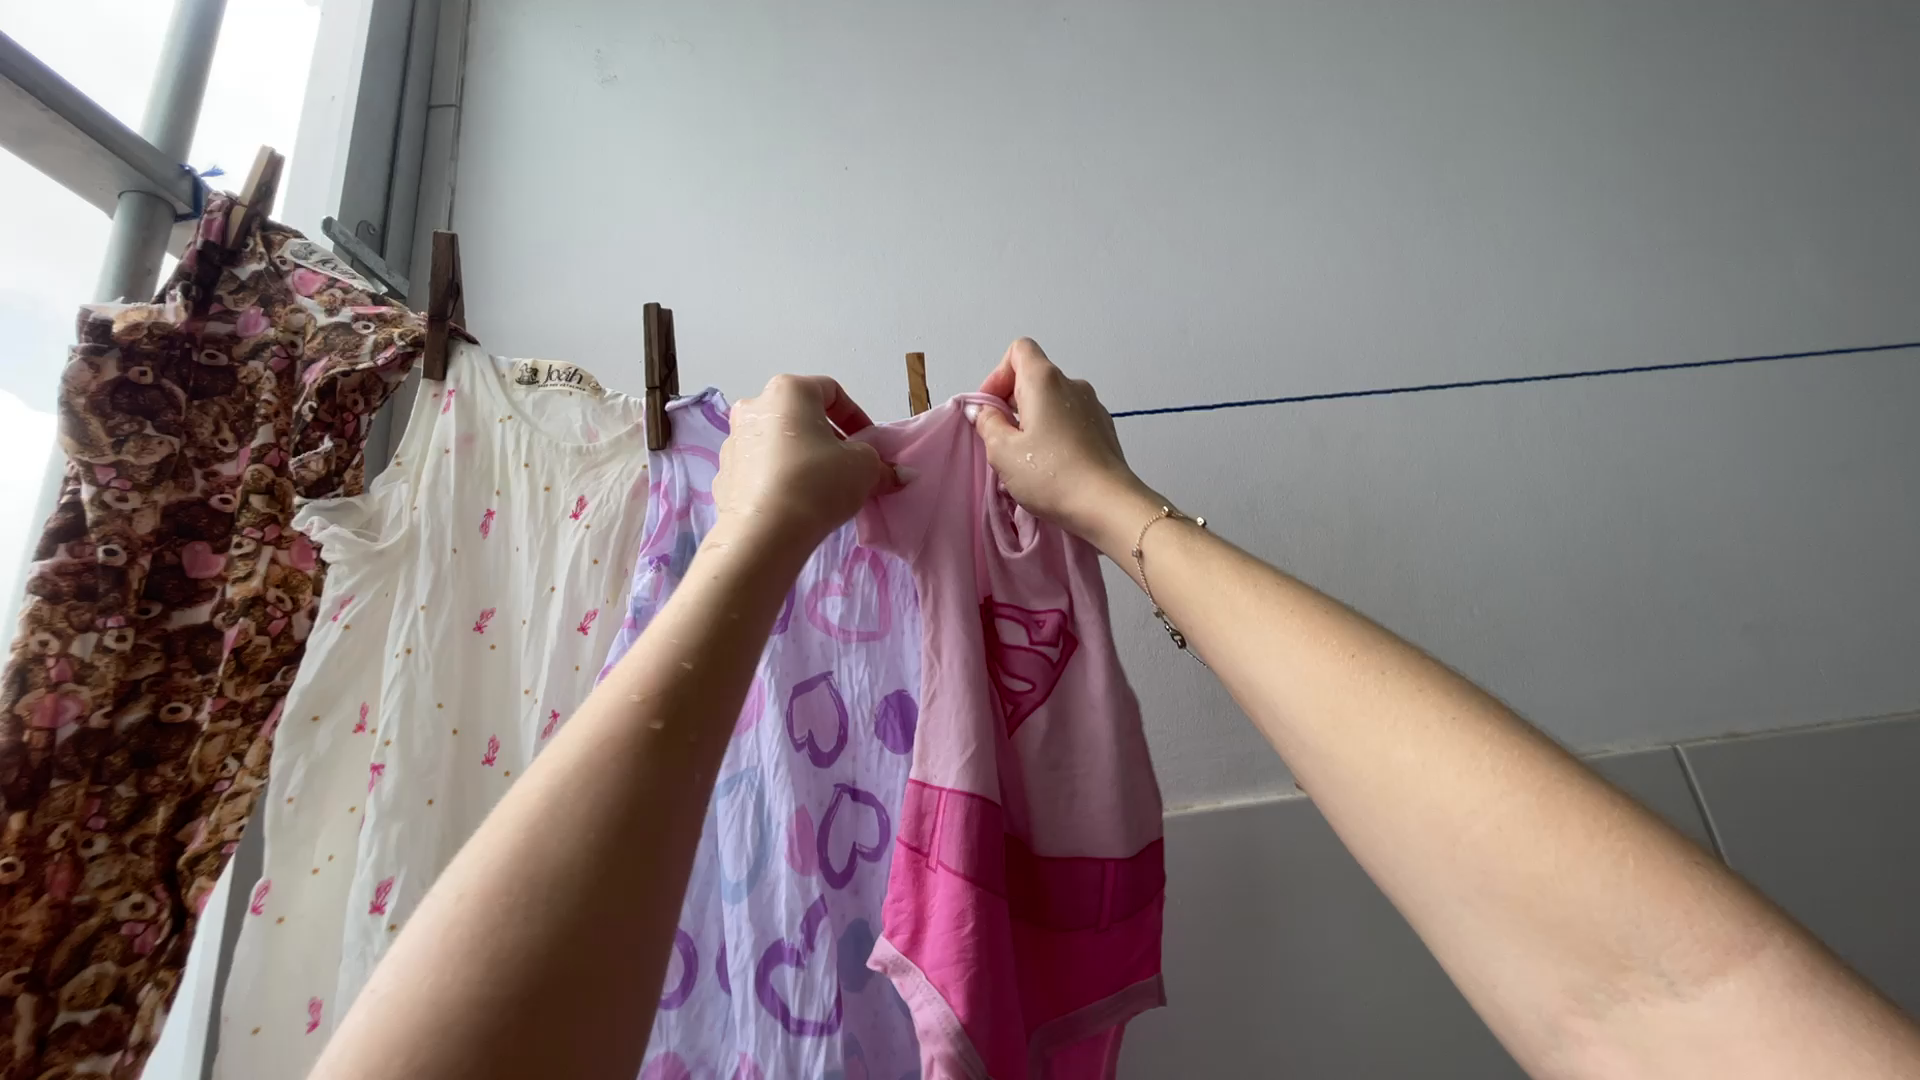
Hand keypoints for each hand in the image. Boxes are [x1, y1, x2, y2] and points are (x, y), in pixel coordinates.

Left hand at [715, 375, 900, 554]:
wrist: (764, 534)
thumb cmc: (818, 483)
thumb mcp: (865, 470)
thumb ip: (882, 465)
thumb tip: (900, 474)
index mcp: (789, 391)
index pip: (831, 392)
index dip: (857, 417)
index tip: (869, 445)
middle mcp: (755, 406)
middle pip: (801, 417)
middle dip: (829, 439)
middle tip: (849, 467)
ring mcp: (733, 440)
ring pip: (778, 443)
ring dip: (803, 458)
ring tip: (822, 489)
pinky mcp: (723, 474)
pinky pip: (761, 470)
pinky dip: (780, 479)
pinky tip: (796, 504)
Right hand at [971, 339, 1162, 555]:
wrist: (1108, 504)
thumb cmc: (1050, 474)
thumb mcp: (1003, 451)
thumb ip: (987, 423)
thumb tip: (983, 410)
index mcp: (1045, 380)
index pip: (1018, 351)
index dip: (997, 375)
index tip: (991, 409)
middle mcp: (1072, 385)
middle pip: (1034, 377)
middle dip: (1011, 402)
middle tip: (1001, 440)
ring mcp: (1093, 407)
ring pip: (1053, 402)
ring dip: (1033, 420)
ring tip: (1025, 457)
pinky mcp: (1104, 430)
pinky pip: (1070, 420)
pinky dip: (1054, 433)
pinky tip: (1051, 465)